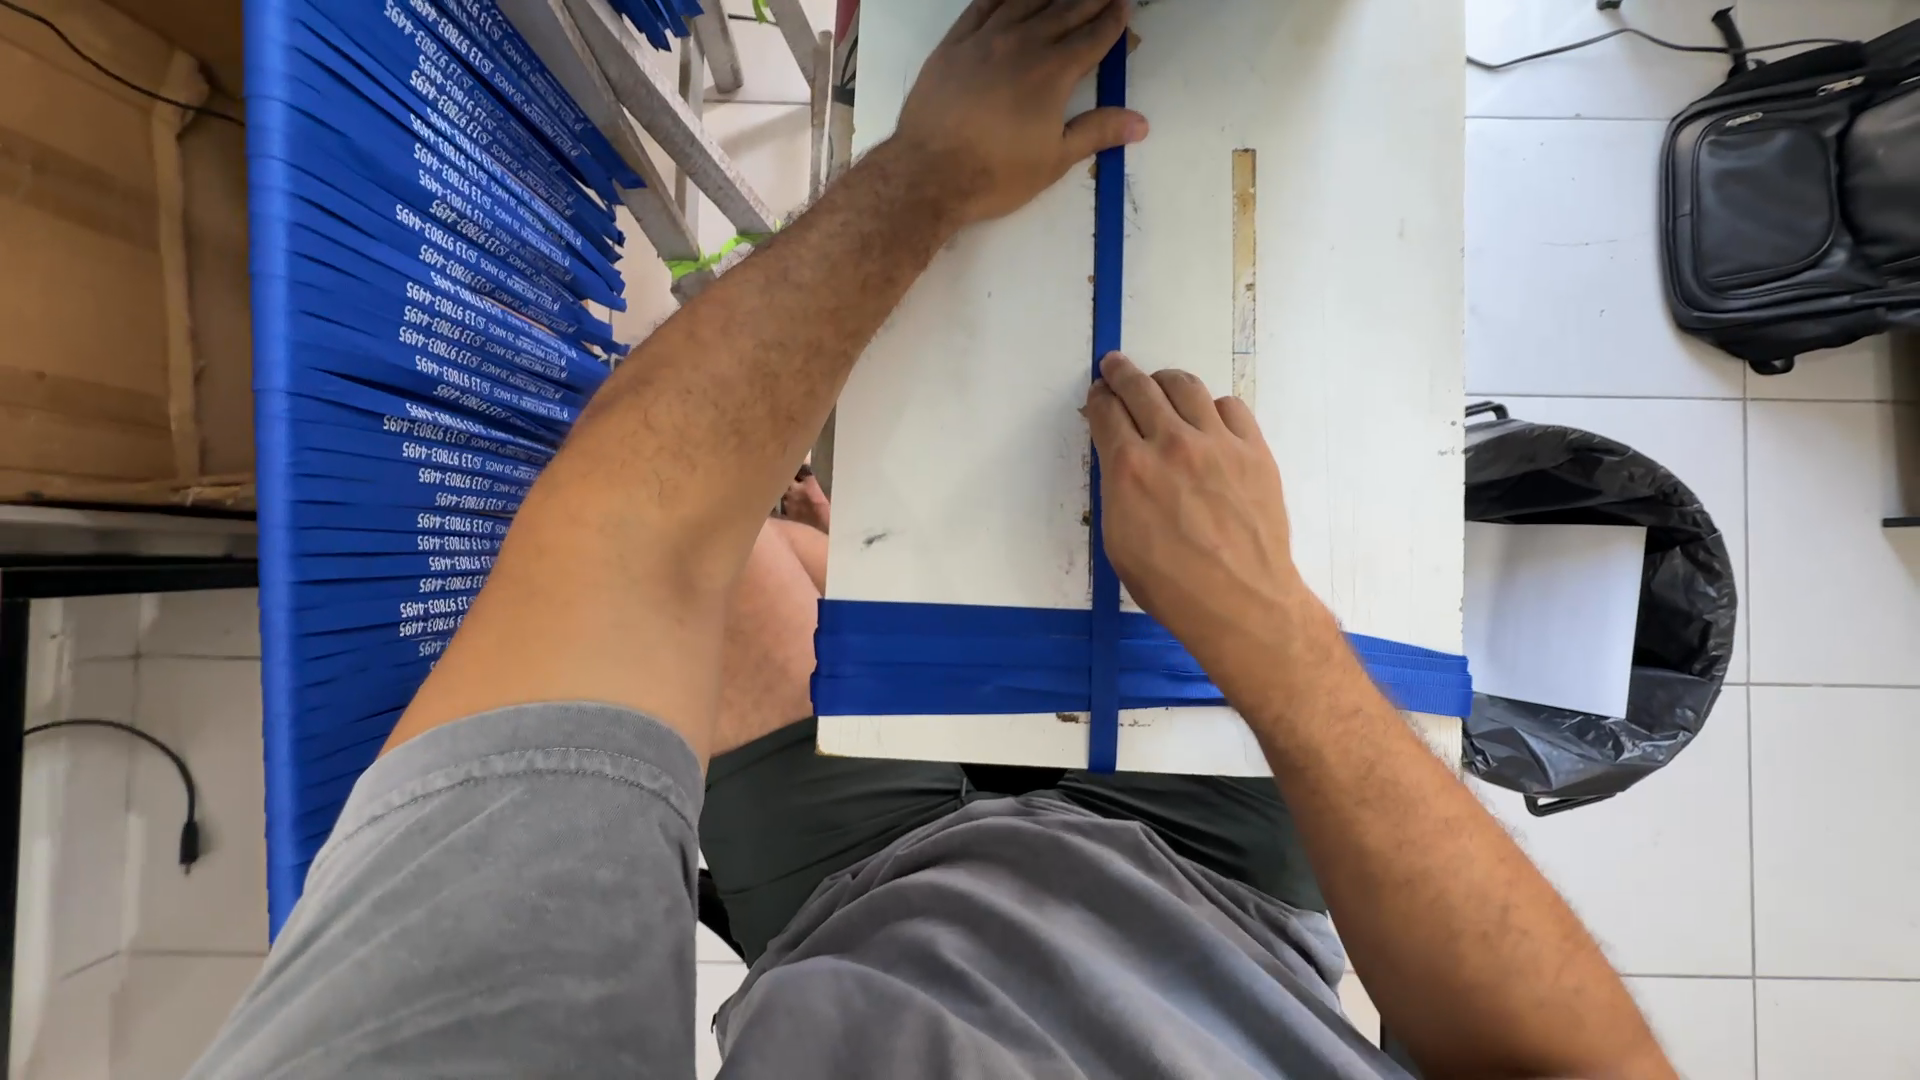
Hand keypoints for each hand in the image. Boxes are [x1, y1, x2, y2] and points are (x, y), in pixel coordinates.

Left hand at [894, 0, 1147, 225]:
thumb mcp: (1053, 162)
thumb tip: (1140, 124)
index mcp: (1053, 74)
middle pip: (1064, 11)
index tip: (1124, 9)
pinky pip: (983, 4)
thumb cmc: (995, 176)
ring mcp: (985, 39)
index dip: (1112, 24)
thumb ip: (1097, 133)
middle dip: (1090, 0)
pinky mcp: (953, 44)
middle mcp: (1023, 45)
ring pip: (1026, 0)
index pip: (1092, 39)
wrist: (930, 174)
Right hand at [1084, 353, 1318, 688]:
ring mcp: (1216, 443)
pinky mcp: (1253, 451)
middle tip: (1115, 366)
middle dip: (1121, 373)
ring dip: (1165, 379)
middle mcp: (1170, 443)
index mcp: (1128, 469)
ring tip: (1160, 383)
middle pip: (1140, 387)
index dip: (1097, 399)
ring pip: (1186, 386)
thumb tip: (1119, 461)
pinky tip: (1207, 418)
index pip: (1106, 412)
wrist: (1240, 601)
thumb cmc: (1169, 584)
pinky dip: (1211, 406)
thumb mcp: (1119, 540)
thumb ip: (1116, 490)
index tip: (1097, 395)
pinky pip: (1230, 406)